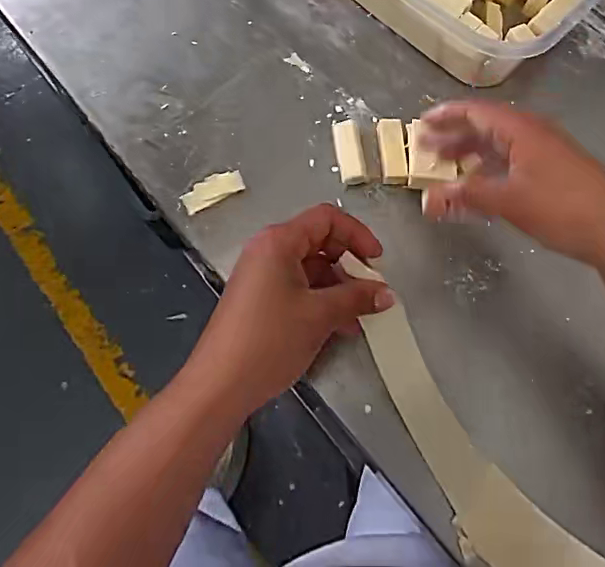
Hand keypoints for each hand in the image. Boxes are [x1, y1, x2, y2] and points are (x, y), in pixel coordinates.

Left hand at [183, 204, 392, 415]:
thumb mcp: (319, 316)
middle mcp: (268, 249)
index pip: (326, 218)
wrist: (218, 386)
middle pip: (318, 240)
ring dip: (337, 286)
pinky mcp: (259, 297)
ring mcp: (261, 274)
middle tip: (370, 290)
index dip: (357, 234)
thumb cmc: (269, 340)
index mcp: (279, 241)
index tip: (377, 261)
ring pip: (310, 266)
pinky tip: (338, 326)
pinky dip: (320, 299)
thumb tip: (386, 293)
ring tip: (359, 316)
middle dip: (348, 263)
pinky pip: (297, 285)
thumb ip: (356, 298)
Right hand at [416, 101, 604, 269]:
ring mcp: (548, 152)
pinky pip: (514, 161)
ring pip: (501, 146)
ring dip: (472, 154)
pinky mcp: (557, 172)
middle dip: (455, 137)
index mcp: (521, 129)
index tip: (422, 123)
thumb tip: (428, 199)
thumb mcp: (509, 202)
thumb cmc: (562, 209)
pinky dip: (492, 169)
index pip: (476, 112)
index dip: (447, 116)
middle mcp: (534, 133)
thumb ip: (466, 196)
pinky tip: (483, 187)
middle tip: (426, 147)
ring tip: (448, 168)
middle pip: (487, 127)